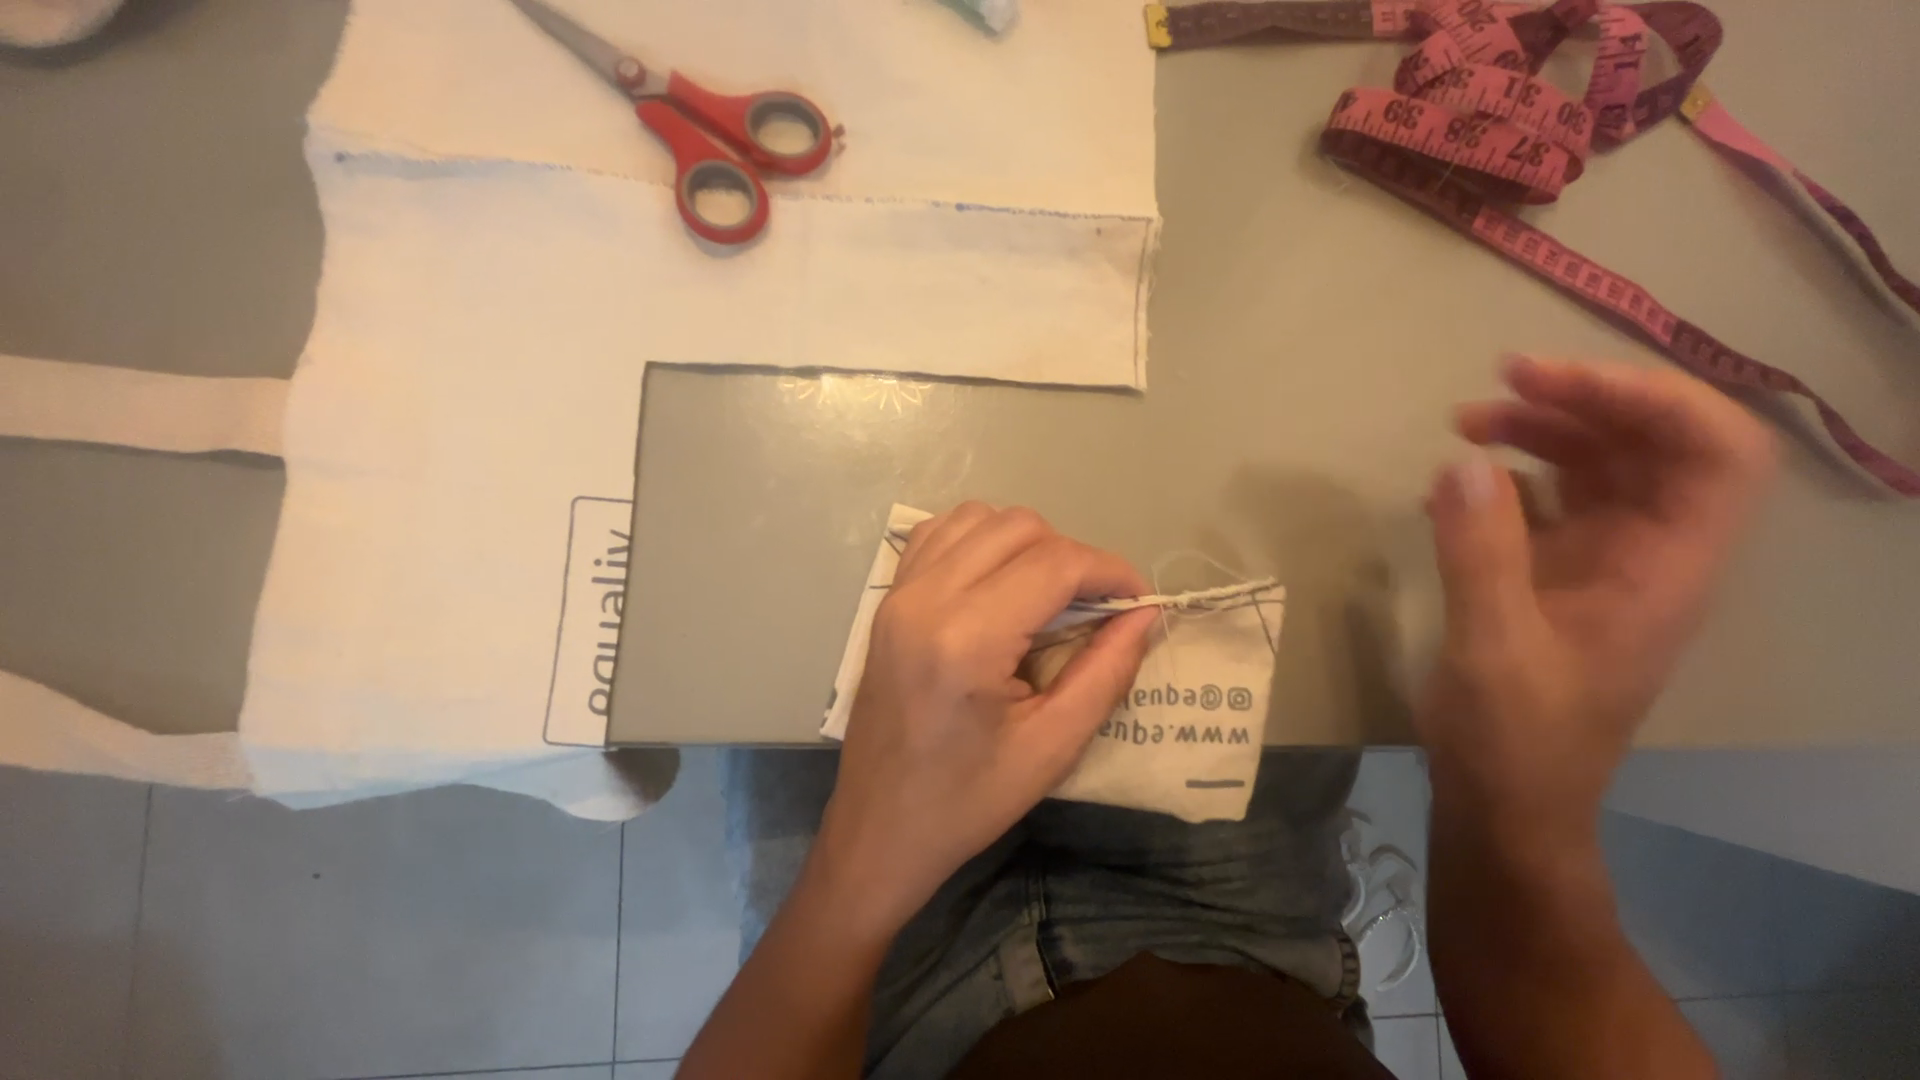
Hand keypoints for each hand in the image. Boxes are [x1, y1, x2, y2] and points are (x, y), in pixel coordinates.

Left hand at [818, 503, 1156, 929]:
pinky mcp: (886, 601)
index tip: (1139, 603)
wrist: (879, 828)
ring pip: (978, 518)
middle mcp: (925, 598)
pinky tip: (998, 584)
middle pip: (1019, 527)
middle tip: (1095, 608)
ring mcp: (898, 594)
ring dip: (1027, 543)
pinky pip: (938, 535)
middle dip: (1072, 557)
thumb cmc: (968, 801)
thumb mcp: (1053, 746)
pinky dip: (979, 541)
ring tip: (1049, 595)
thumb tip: (1145, 614)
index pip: (1055, 563)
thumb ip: (1107, 670)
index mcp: (966, 639)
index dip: (1111, 572)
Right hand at [1418, 356, 1775, 843]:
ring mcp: (1600, 563)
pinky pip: (1547, 502)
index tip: (1552, 382)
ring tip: (1465, 421)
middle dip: (1581, 402)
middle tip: (1496, 385)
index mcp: (1666, 568)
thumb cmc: (1516, 738)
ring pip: (1598, 467)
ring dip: (1541, 431)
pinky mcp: (1553, 576)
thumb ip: (1481, 552)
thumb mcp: (1494, 648)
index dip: (1651, 400)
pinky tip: (1455, 481)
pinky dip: (1508, 477)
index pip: (1713, 452)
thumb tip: (1462, 462)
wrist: (1503, 801)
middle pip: (1650, 445)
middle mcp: (1647, 553)